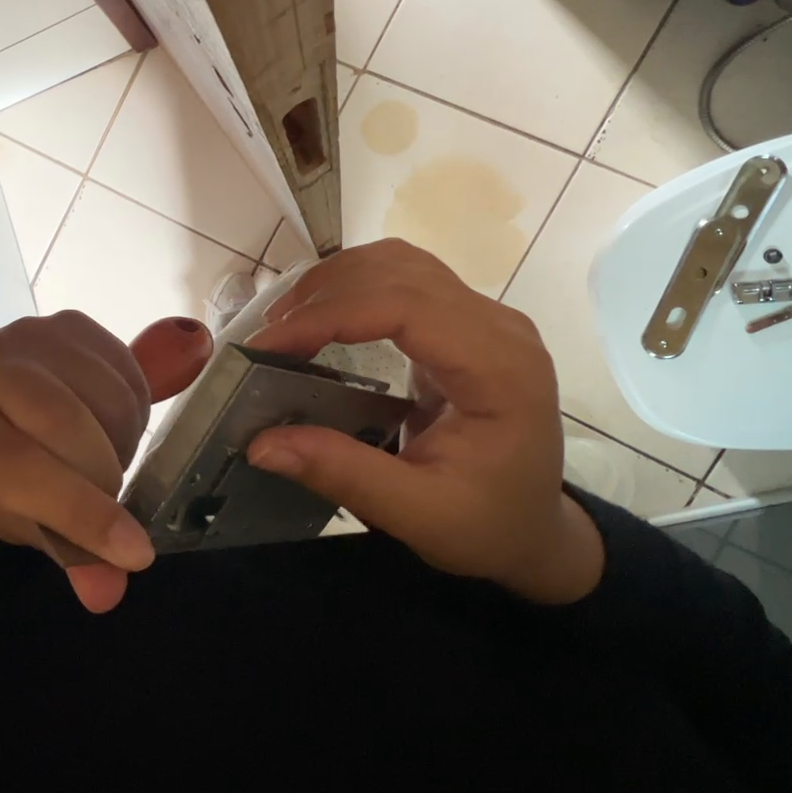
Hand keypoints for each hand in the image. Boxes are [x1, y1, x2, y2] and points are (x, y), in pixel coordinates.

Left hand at [0, 312, 214, 612]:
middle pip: (60, 418)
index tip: (130, 554)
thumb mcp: (15, 517)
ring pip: (104, 395)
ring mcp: (30, 333)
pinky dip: (135, 414)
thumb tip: (108, 593)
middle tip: (115, 506)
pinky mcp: (73, 323)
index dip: (73, 509)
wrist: (2, 412)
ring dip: (122, 446)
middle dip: (102, 476)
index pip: (9, 460)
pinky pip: (128, 372)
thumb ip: (62, 550)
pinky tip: (110, 429)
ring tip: (103, 464)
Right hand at [244, 240, 602, 604]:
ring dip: (336, 282)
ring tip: (286, 321)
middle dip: (323, 296)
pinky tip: (321, 314)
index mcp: (499, 369)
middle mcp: (498, 327)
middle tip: (266, 337)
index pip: (405, 307)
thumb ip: (342, 473)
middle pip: (399, 273)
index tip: (268, 344)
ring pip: (399, 263)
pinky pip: (404, 278)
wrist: (532, 529)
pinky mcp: (464, 321)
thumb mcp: (415, 514)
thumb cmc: (485, 525)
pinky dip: (354, 286)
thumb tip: (259, 444)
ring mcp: (484, 318)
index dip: (329, 316)